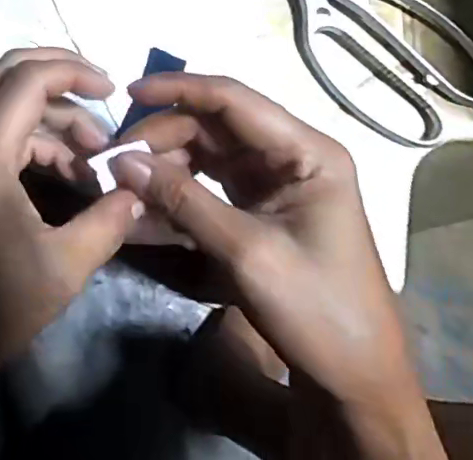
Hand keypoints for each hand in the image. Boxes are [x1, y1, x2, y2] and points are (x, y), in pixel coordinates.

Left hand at [0, 50, 140, 459]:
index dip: (75, 72)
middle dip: (64, 71)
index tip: (113, 91)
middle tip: (105, 93)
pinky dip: (42, 134)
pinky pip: (6, 125)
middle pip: (14, 70)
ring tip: (96, 152)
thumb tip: (139, 191)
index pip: (29, 78)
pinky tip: (72, 170)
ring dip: (57, 111)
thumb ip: (106, 223)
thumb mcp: (61, 270)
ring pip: (11, 97)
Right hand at [111, 74, 442, 458]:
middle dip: (165, 137)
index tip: (131, 91)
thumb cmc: (317, 310)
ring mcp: (275, 181)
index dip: (180, 89)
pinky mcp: (260, 207)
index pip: (234, 100)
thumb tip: (124, 161)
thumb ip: (185, 201)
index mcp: (306, 150)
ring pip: (208, 152)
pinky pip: (210, 186)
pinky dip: (178, 194)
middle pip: (216, 125)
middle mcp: (291, 154)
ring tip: (122, 181)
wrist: (356, 382)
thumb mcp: (247, 253)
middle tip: (116, 160)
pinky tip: (142, 208)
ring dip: (166, 165)